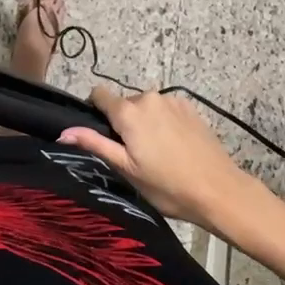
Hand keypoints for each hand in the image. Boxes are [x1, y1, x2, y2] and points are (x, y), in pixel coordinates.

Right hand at [59, 87, 284, 243]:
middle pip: (124, 103)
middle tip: (134, 154)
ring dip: (145, 122)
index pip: (99, 94)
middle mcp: (149, 98)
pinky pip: (165, 109)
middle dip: (123, 122)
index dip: (95, 110)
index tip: (103, 135)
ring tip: (157, 152)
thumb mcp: (127, 169)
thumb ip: (95, 144)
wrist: (220, 191)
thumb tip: (64, 131)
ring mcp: (172, 101)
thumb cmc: (168, 186)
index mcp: (129, 112)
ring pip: (146, 107)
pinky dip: (163, 122)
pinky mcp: (190, 107)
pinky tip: (174, 146)